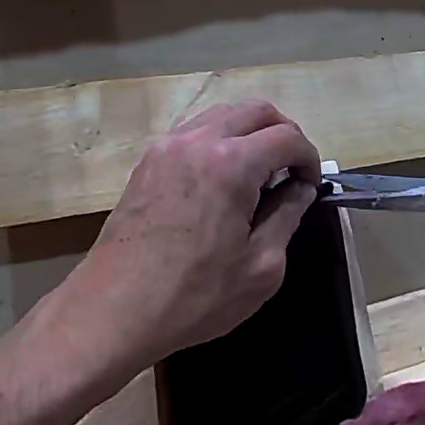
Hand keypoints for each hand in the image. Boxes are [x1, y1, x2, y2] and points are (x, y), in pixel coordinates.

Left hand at [62, 100, 320, 369]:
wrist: (112, 313)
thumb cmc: (194, 296)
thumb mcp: (261, 265)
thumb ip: (288, 216)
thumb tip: (300, 189)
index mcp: (232, 164)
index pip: (288, 137)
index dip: (309, 157)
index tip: (311, 185)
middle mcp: (200, 141)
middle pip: (257, 111)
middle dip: (284, 133)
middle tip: (292, 170)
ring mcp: (168, 146)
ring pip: (224, 113)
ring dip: (252, 132)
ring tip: (260, 171)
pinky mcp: (149, 160)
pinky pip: (196, 130)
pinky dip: (221, 139)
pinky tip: (225, 176)